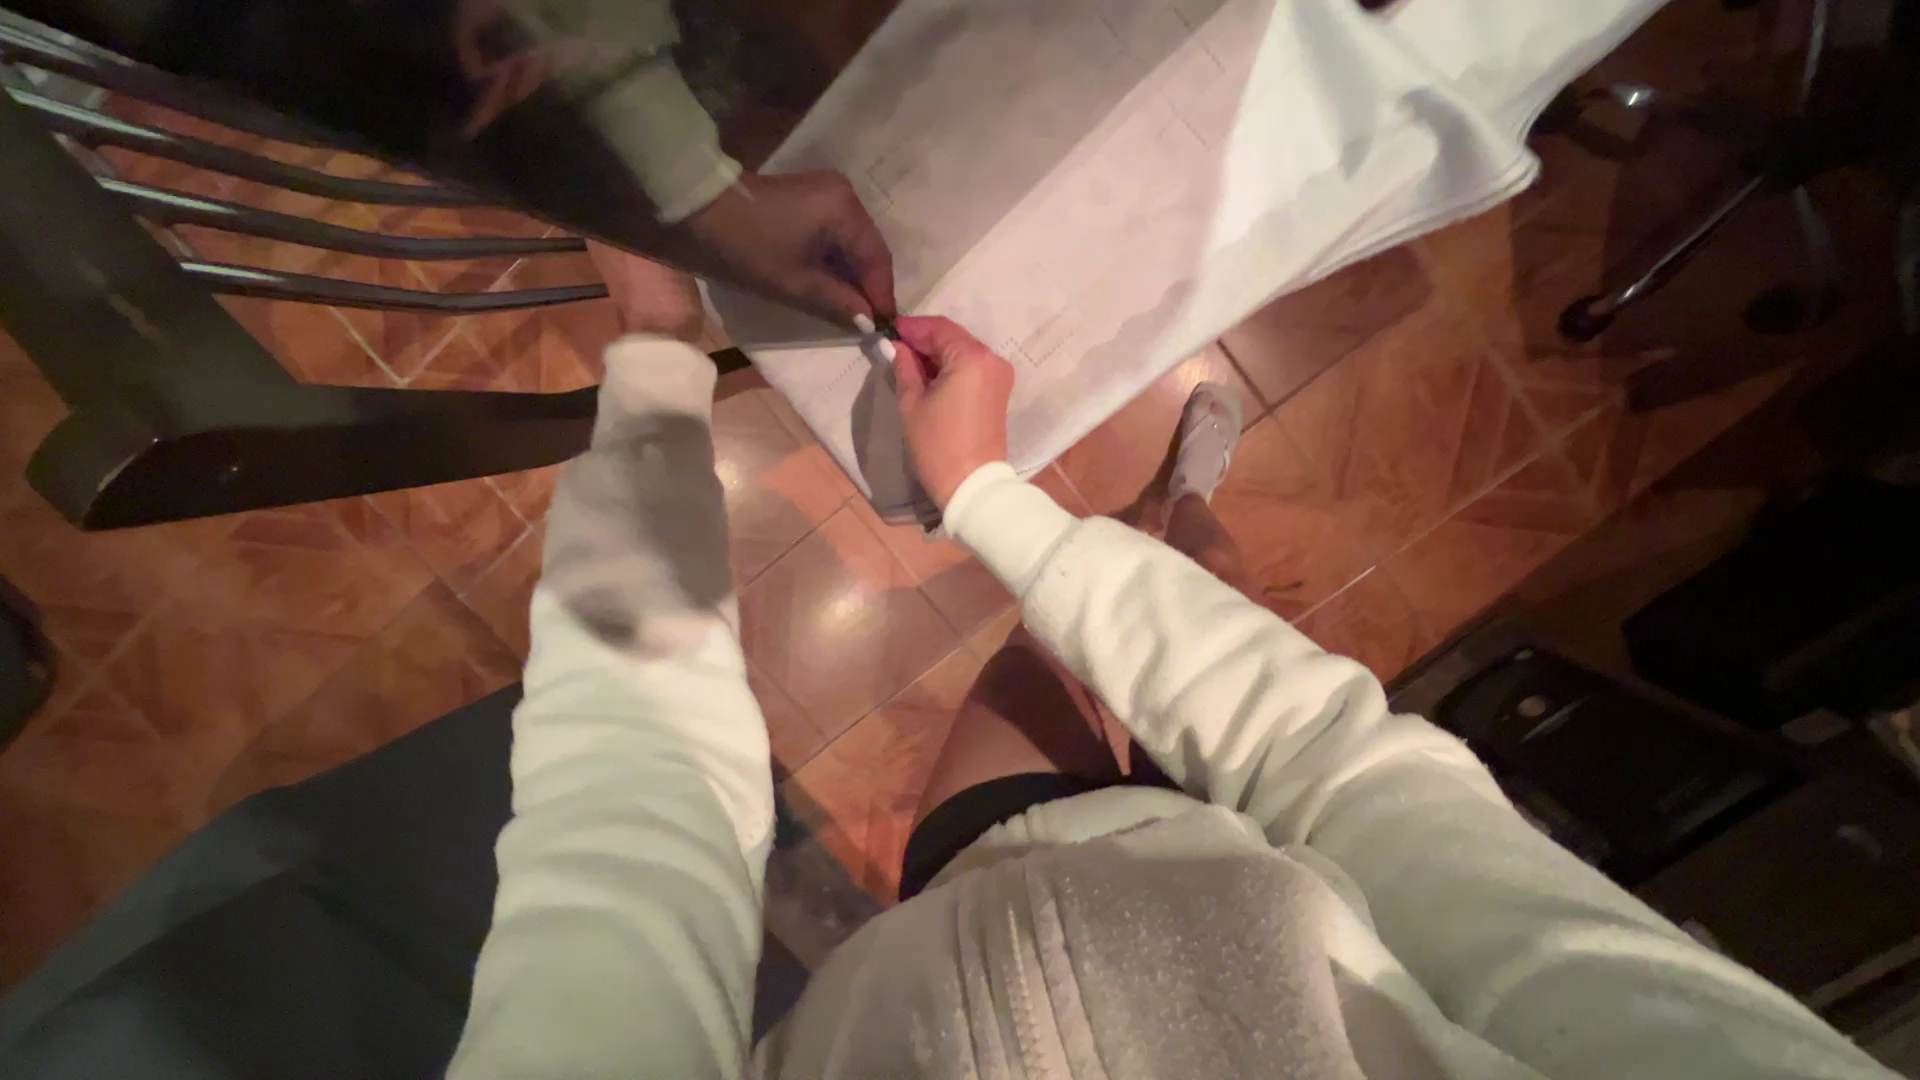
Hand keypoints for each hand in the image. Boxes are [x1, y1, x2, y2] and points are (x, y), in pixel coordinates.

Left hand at [684, 171, 895, 324]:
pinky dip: (838, 262)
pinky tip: (835, 286)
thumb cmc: (749, 247)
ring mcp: (827, 193)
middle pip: (868, 249)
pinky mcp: (811, 198)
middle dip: (870, 287)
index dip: (883, 296)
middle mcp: (845, 195)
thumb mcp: (797, 284)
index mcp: (845, 210)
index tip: (886, 328)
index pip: (877, 259)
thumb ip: (839, 303)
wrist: (696, 210)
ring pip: (853, 243)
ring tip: (855, 309)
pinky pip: (837, 235)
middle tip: (871, 321)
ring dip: (854, 276)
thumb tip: (870, 322)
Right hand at [891, 316, 1015, 509]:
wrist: (972, 485)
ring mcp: (1000, 376)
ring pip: (963, 353)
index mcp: (972, 358)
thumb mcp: (912, 403)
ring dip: (938, 355)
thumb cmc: (938, 446)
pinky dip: (951, 368)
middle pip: (954, 338)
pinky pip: (972, 369)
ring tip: (909, 365)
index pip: (939, 328)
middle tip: (896, 348)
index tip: (889, 330)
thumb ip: (905, 367)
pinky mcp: (999, 392)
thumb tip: (898, 347)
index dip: (912, 327)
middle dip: (925, 341)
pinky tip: (930, 378)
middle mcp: (992, 360)